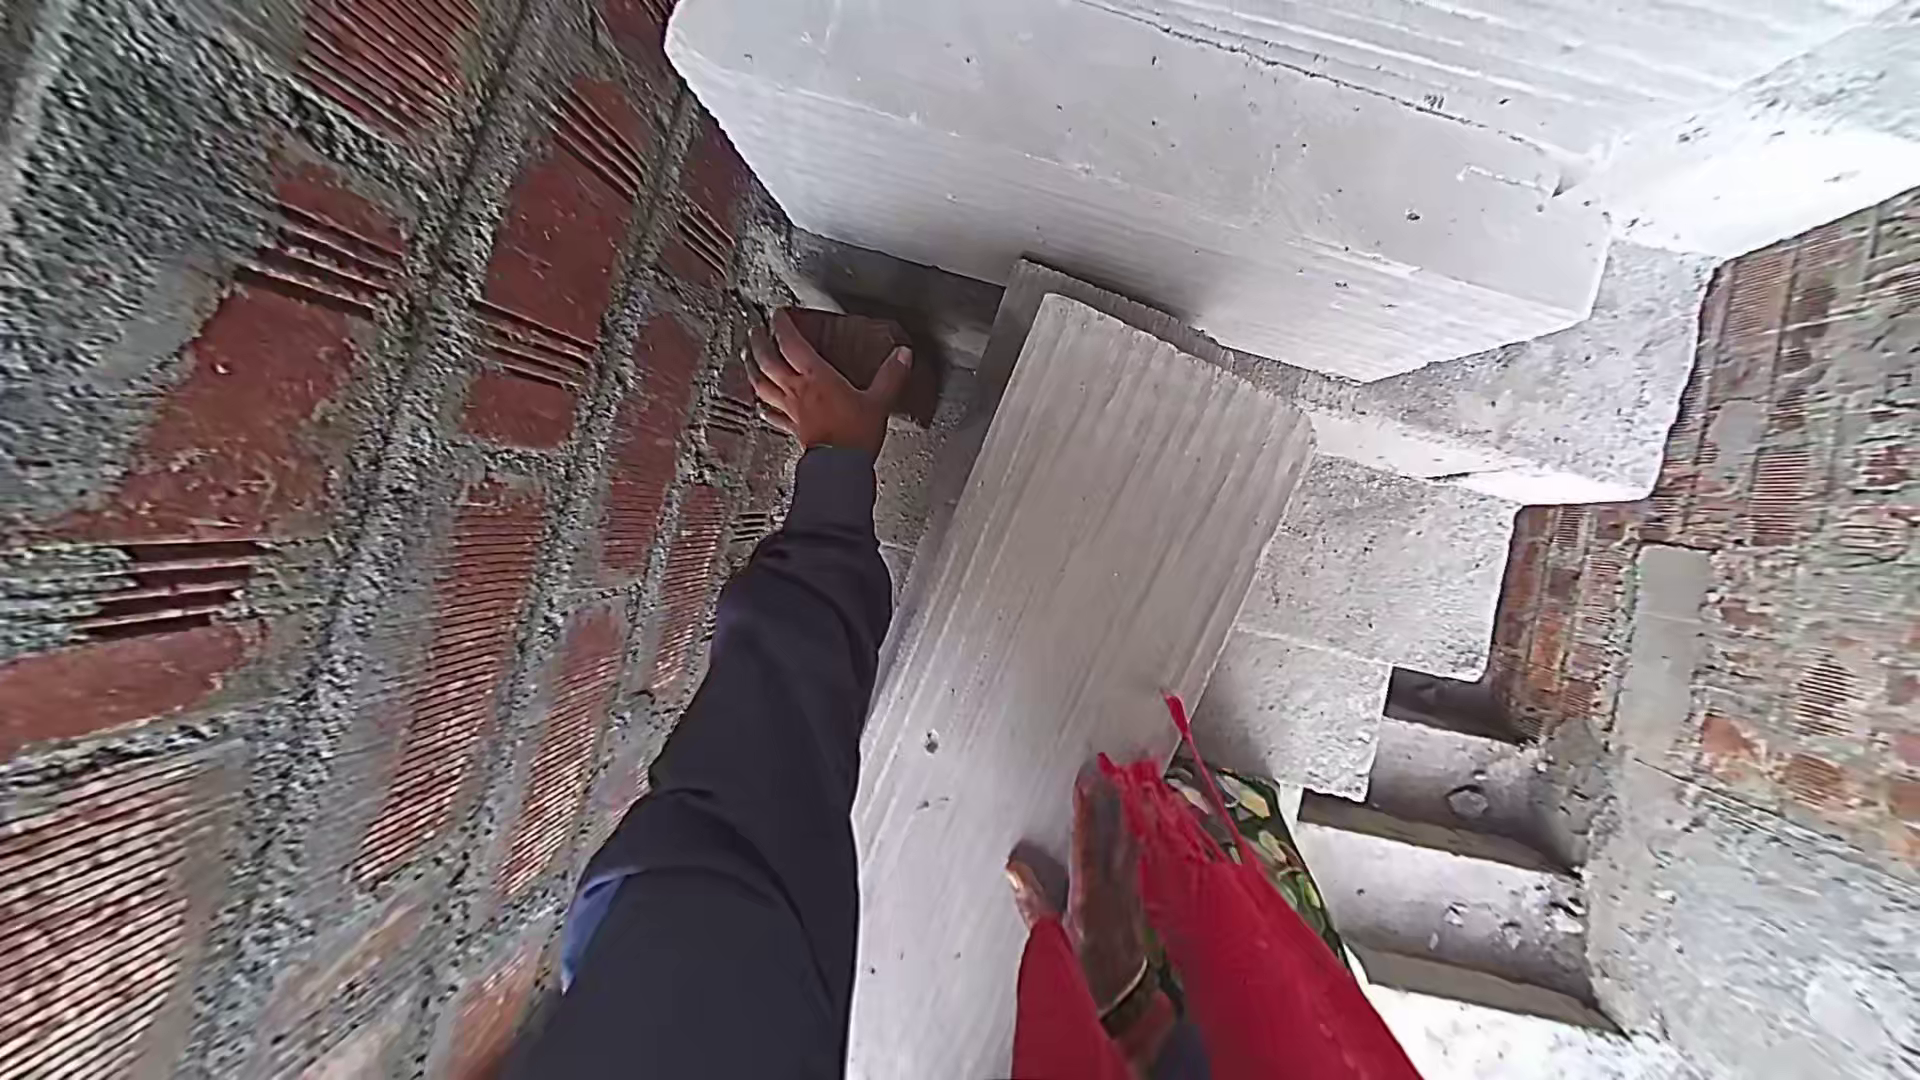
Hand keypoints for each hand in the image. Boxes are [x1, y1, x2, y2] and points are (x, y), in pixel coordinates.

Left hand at [749, 308, 911, 457]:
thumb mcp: (880, 401)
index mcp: (817, 378)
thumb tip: (903, 354)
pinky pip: (773, 415)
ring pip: (762, 384)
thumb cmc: (856, 435)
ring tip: (747, 358)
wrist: (841, 468)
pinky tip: (761, 406)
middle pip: (768, 360)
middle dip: (759, 342)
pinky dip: (764, 407)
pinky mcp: (793, 429)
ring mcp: (792, 411)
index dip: (783, 325)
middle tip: (755, 330)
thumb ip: (891, 375)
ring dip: (752, 369)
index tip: (779, 314)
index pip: (791, 343)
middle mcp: (798, 391)